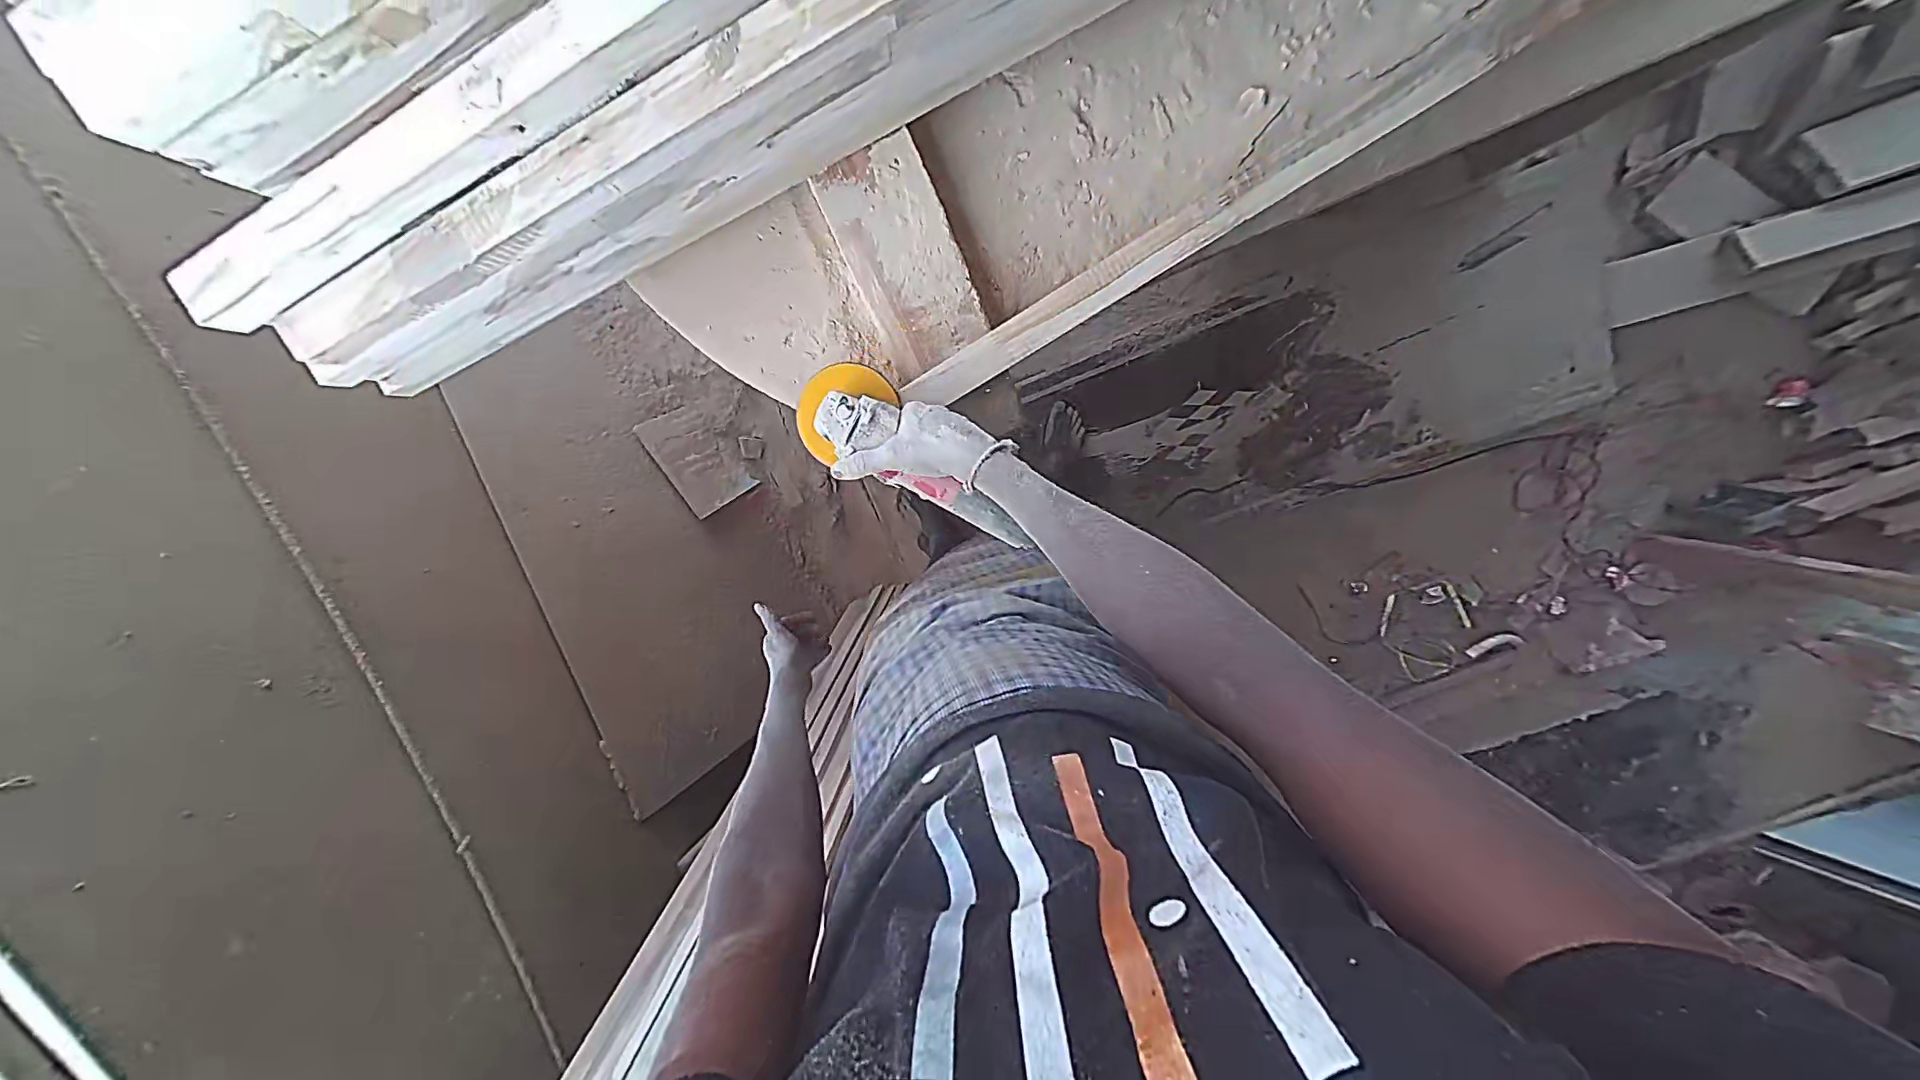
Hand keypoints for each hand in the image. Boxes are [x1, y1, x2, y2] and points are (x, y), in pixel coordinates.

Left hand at [755, 604, 825, 684]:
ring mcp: (791, 659)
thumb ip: (768, 618)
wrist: (793, 680)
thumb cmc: (785, 656)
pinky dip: (820, 651)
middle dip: (809, 629)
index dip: (799, 619)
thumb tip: (758, 606)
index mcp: (773, 639)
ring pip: (805, 646)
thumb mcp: (777, 631)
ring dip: (815, 640)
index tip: (812, 616)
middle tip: (819, 627)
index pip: (786, 624)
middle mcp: (780, 649)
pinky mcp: (801, 669)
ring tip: (824, 637)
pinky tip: (826, 648)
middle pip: (796, 635)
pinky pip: (812, 656)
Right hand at [829, 401, 998, 481]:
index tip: (890, 455)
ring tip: (928, 475)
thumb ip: (865, 462)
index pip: (895, 424)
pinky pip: (949, 451)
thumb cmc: (935, 449)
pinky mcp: (964, 439)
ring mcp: (950, 426)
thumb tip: (840, 468)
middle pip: (913, 436)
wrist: (972, 458)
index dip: (891, 442)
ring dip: (929, 460)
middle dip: (910, 455)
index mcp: (913, 411)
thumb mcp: (892, 458)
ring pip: (932, 444)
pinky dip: (945, 462)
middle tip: (909, 469)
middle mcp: (933, 414)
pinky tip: (944, 474)